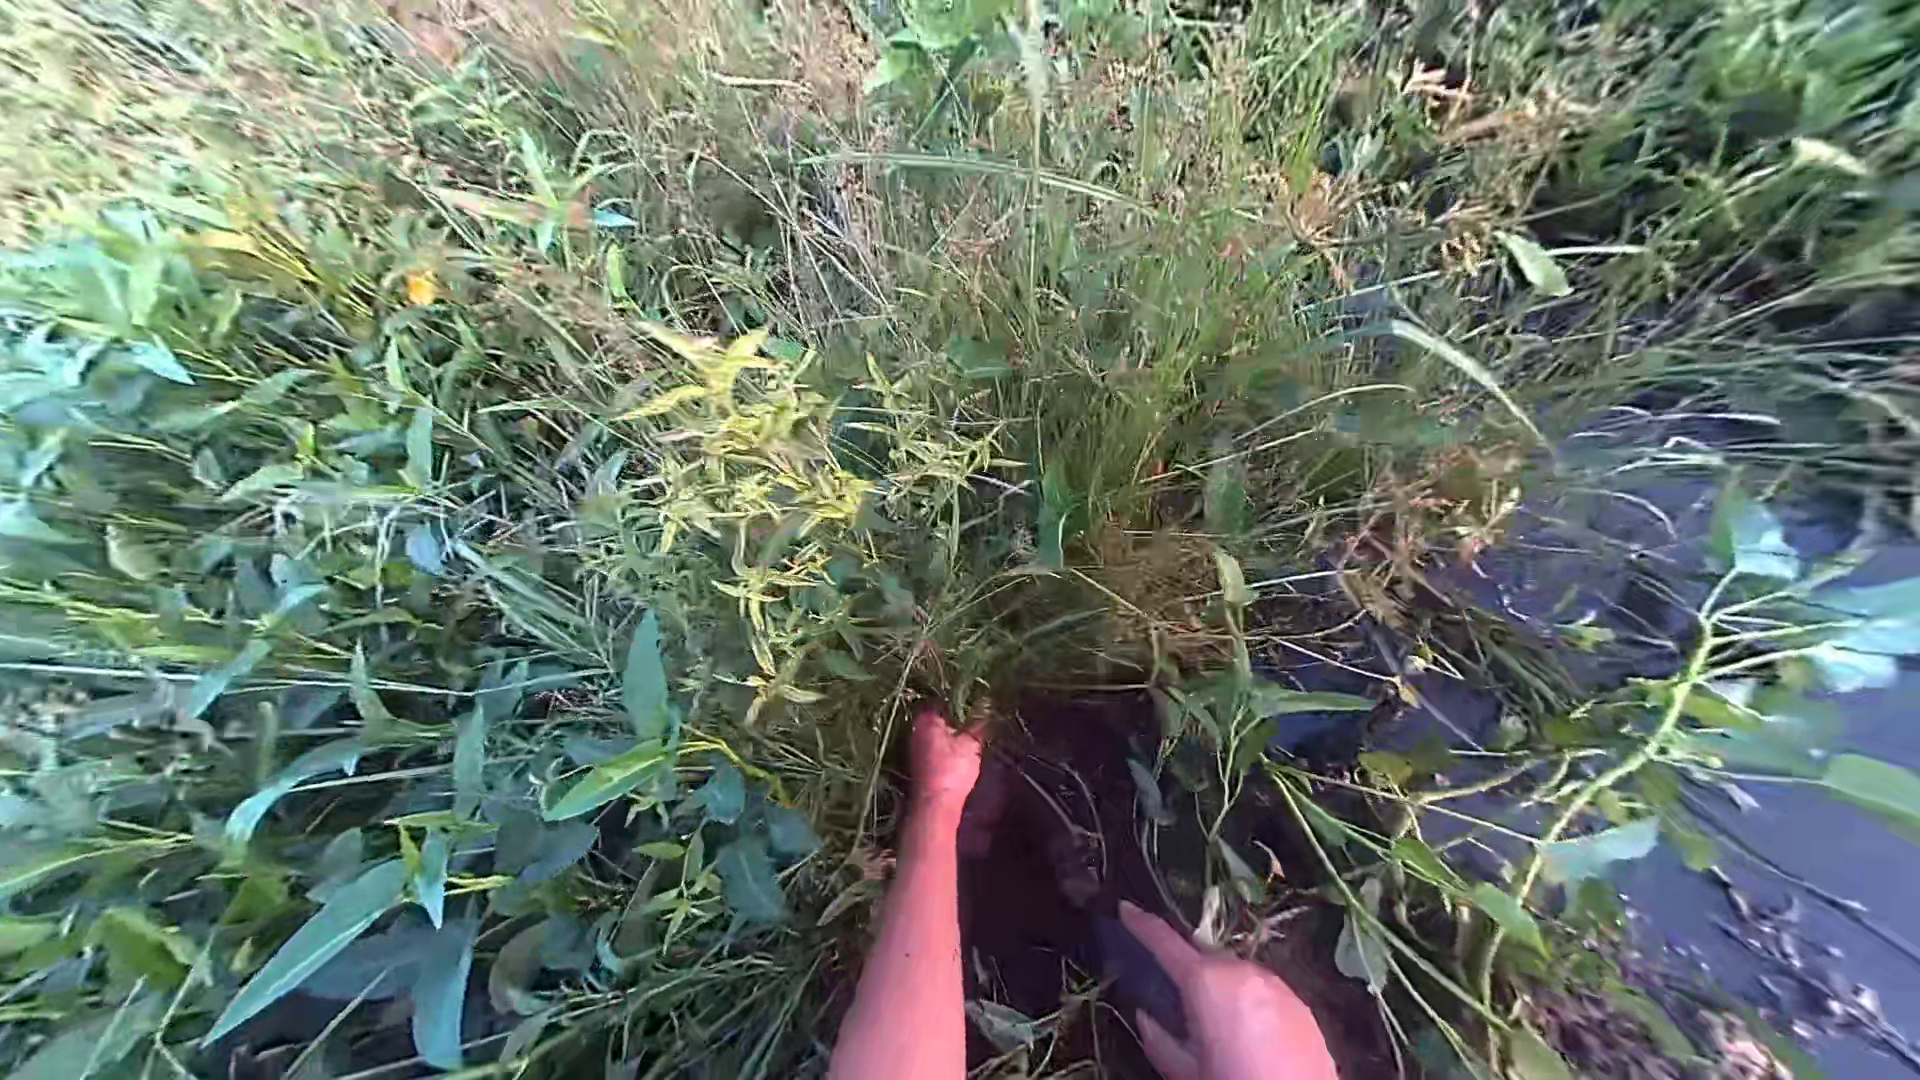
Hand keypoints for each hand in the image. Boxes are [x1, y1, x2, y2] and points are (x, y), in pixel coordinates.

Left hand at [908, 704, 980, 816]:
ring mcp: (915, 747)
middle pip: (940, 717)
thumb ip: (977, 724)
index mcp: (926, 719)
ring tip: (973, 735)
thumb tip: (986, 705)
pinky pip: (935, 748)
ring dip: (952, 734)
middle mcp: (916, 729)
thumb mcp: (971, 743)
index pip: (944, 701)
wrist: (935, 805)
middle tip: (978, 719)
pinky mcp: (919, 763)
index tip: (977, 703)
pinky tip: (960, 753)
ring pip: (937, 734)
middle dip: (956, 718)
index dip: (962, 701)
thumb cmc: (953, 769)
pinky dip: (947, 748)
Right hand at [1119, 901, 1337, 1079]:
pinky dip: (1249, 1002)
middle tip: (1184, 1006)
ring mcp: (1273, 983)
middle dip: (1189, 971)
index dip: (1141, 922)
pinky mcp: (1300, 1003)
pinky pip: (1262, 990)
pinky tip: (1254, 1039)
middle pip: (1202, 956)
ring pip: (1233, 972)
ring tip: (1223, 1030)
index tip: (1126, 908)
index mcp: (1204, 981)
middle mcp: (1238, 969)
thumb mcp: (1187, 1075)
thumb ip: (1158, 1041)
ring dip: (1220, 987)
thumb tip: (1146, 1018)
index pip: (1164, 940)